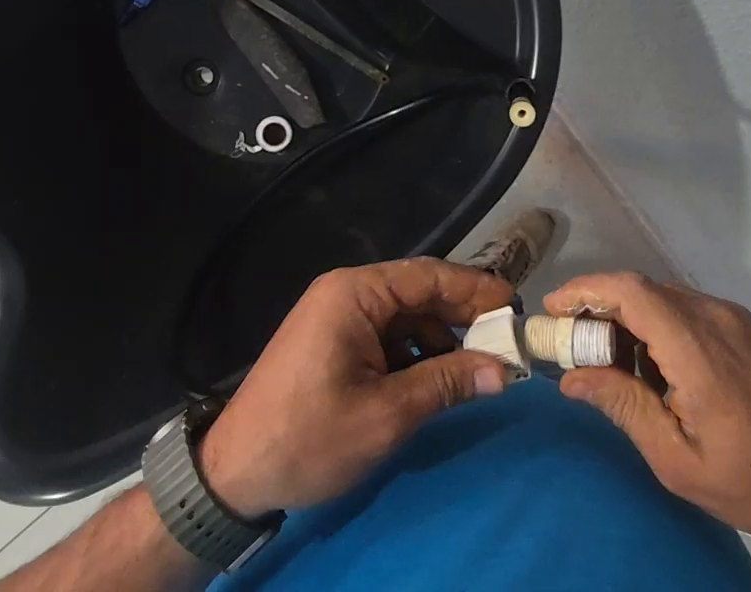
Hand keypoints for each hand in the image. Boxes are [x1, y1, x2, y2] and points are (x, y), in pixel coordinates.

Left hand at [197, 258, 513, 518]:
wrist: (234, 473)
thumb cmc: (309, 437)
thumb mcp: (386, 414)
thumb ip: (446, 383)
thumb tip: (504, 370)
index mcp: (354, 294)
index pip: (428, 276)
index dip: (476, 289)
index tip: (516, 308)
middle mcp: (346, 293)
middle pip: (418, 291)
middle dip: (463, 315)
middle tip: (507, 338)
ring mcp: (337, 316)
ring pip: (406, 315)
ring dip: (442, 337)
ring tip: (481, 364)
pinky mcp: (334, 341)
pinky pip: (387, 334)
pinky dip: (416, 351)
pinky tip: (439, 376)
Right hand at [544, 273, 750, 590]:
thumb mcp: (680, 462)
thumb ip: (625, 408)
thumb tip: (571, 377)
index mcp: (700, 349)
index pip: (632, 291)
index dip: (585, 291)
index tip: (551, 312)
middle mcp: (718, 319)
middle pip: (643, 289)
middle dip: (598, 308)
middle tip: (569, 346)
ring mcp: (736, 321)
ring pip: (665, 298)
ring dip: (627, 318)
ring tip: (605, 363)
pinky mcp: (747, 331)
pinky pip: (687, 311)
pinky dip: (655, 326)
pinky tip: (650, 367)